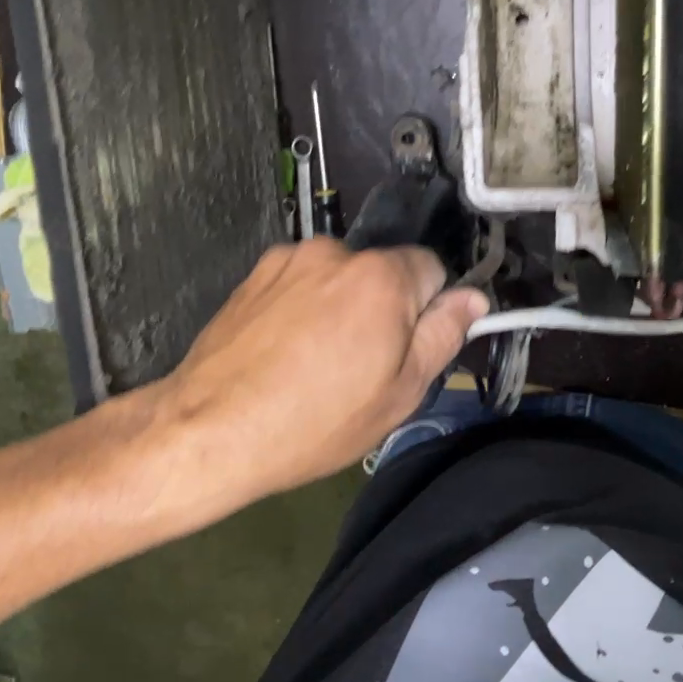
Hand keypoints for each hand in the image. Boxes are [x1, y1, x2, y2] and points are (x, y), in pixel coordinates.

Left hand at [153, 239, 487, 500]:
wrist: (210, 428)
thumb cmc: (316, 422)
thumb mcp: (398, 394)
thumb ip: (442, 336)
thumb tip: (472, 297)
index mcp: (382, 278)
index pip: (433, 269)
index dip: (429, 311)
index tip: (407, 350)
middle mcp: (337, 253)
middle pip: (383, 272)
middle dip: (383, 308)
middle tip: (361, 367)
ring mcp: (290, 259)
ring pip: (340, 278)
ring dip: (340, 305)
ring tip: (314, 362)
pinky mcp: (254, 273)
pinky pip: (300, 282)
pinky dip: (303, 305)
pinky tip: (283, 351)